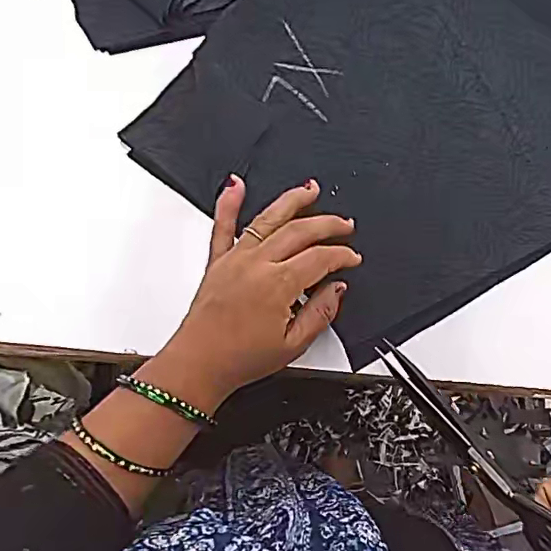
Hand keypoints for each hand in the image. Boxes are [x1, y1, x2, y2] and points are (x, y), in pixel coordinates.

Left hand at [151, 176, 361, 408]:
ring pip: (268, 219)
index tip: (352, 258)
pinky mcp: (217, 262)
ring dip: (292, 200)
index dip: (342, 255)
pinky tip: (236, 186)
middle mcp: (256, 264)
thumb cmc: (239, 359)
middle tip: (344, 224)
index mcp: (278, 284)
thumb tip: (337, 290)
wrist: (199, 364)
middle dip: (328, 223)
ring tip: (309, 190)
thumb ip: (321, 313)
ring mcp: (235, 259)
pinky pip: (223, 226)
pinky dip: (228, 203)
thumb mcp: (293, 344)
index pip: (320, 257)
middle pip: (300, 230)